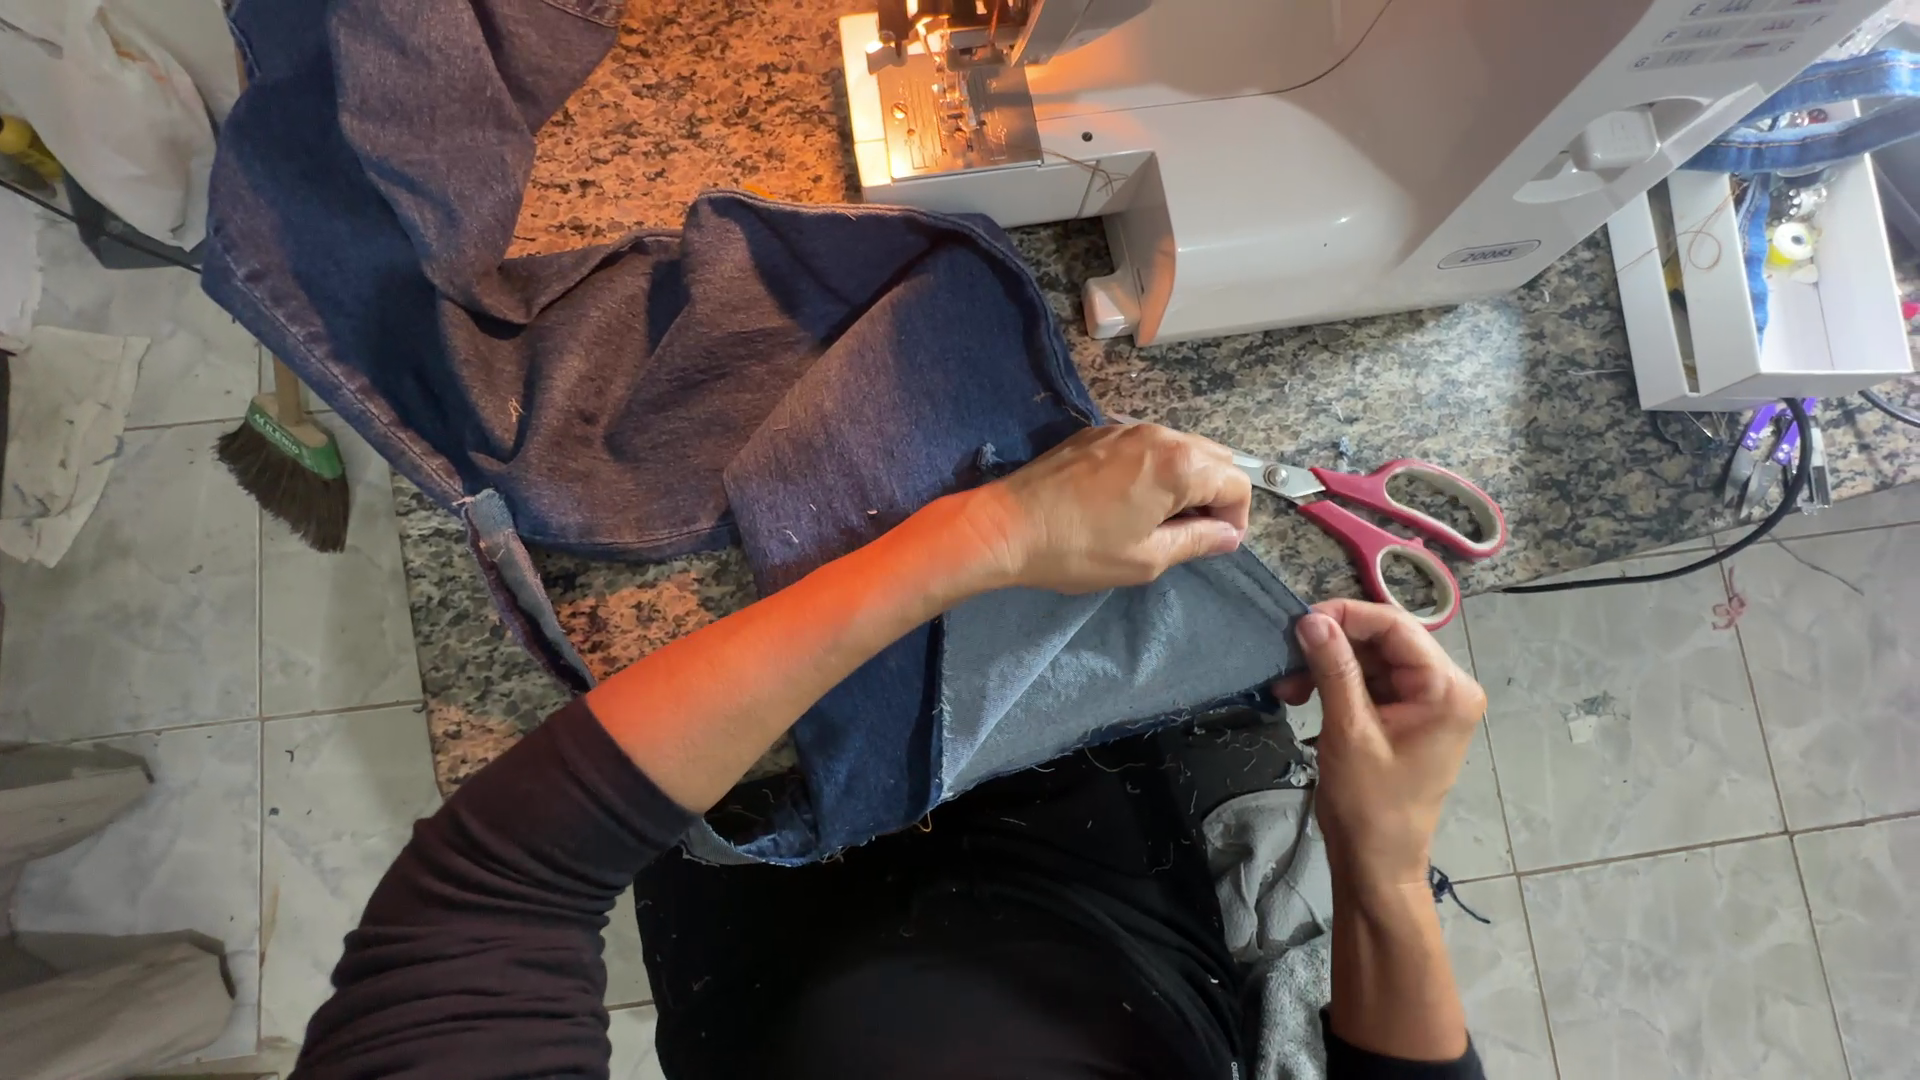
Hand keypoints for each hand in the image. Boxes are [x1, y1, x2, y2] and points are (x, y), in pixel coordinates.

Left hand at [958, 423, 1252, 593]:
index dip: (1236, 517)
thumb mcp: (1145, 558)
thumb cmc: (1078, 549)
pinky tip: (1128, 498)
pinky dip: (1153, 467)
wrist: (1008, 526)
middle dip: (1214, 493)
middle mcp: (1157, 434)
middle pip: (1212, 457)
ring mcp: (1124, 429)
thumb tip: (1228, 536)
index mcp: (1178, 464)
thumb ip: (1197, 541)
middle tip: (1192, 532)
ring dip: (1184, 479)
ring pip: (1178, 447)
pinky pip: (1144, 445)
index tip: (1217, 543)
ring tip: (1160, 518)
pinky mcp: (1096, 433)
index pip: (1236, 483)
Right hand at [1275, 599, 1485, 895]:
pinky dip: (1330, 680)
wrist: (1376, 860)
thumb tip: (1310, 618)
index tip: (1298, 622)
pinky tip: (1299, 693)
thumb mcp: (1348, 730)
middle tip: (1286, 657)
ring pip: (1367, 656)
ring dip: (1324, 664)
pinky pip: (1364, 678)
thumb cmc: (1370, 802)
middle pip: (1382, 638)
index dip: (1345, 615)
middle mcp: (1444, 686)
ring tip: (1287, 686)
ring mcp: (1424, 699)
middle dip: (1330, 644)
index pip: (1396, 626)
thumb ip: (1333, 669)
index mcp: (1446, 689)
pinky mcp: (1403, 712)